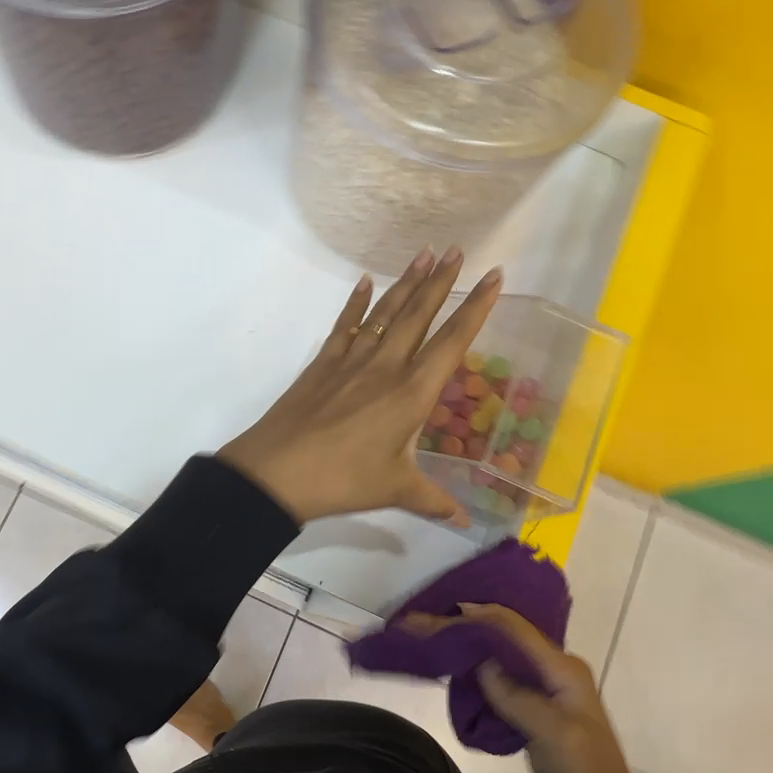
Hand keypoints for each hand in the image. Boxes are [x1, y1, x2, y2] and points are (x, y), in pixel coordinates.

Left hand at [216, 247, 500, 524]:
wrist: (278, 471)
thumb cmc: (344, 479)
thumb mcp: (395, 490)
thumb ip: (433, 500)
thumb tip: (466, 522)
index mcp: (412, 393)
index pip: (453, 342)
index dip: (476, 308)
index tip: (494, 277)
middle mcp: (386, 366)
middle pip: (419, 315)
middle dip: (442, 281)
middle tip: (457, 250)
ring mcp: (351, 361)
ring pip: (385, 313)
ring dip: (406, 283)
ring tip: (423, 253)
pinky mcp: (322, 364)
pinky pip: (344, 325)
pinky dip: (356, 303)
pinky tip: (366, 283)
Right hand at [404, 602, 644, 772]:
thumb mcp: (553, 736)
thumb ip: (517, 696)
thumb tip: (479, 663)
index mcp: (563, 668)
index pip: (515, 628)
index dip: (478, 616)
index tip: (439, 613)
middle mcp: (555, 668)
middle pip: (507, 635)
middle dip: (468, 627)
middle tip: (426, 626)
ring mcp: (547, 687)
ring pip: (502, 654)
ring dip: (471, 647)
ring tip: (433, 641)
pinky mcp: (536, 705)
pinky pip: (503, 677)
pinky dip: (479, 670)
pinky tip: (455, 670)